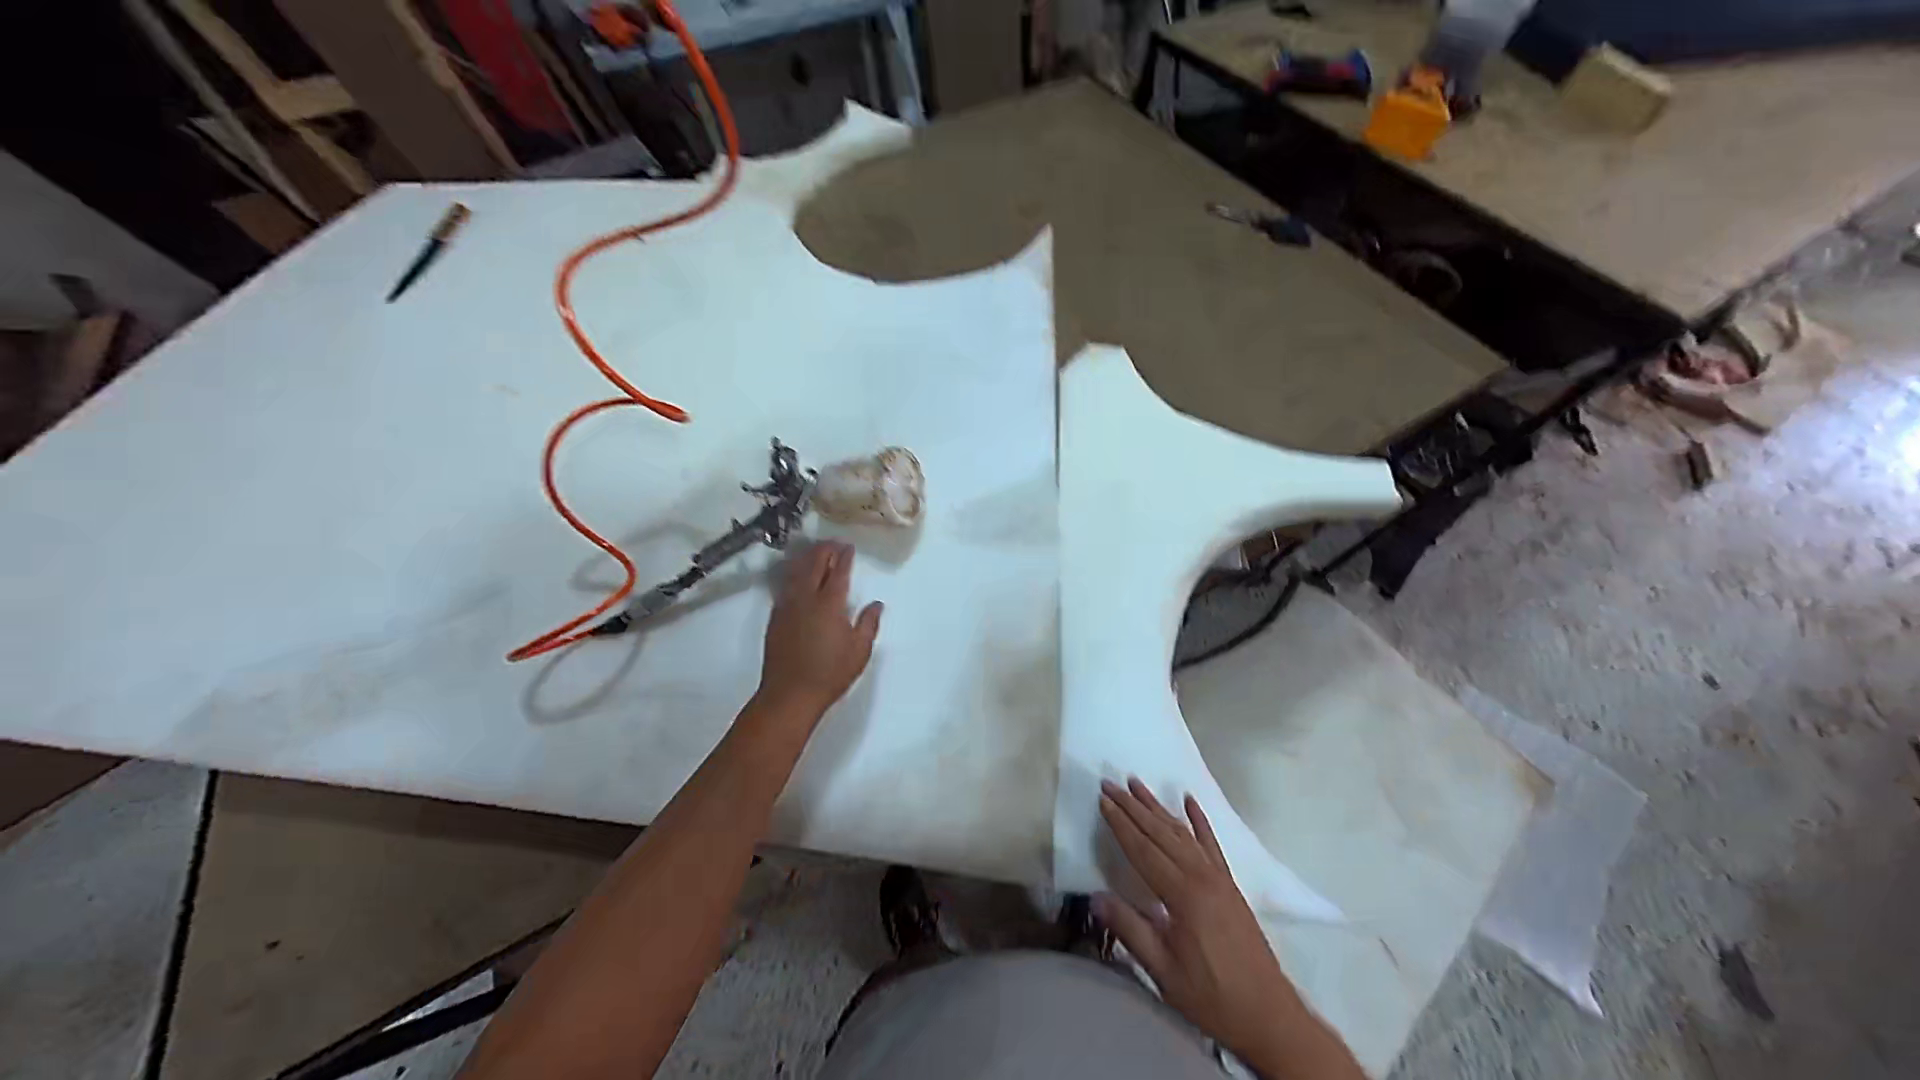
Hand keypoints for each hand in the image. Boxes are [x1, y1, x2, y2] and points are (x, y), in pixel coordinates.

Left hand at [754, 540, 882, 721]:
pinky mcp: (776, 617)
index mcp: (830, 604)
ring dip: (807, 558)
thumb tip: (876, 604)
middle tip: (834, 543)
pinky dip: (793, 573)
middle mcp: (807, 598)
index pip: (838, 572)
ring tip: (815, 551)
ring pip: (796, 572)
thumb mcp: (859, 651)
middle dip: (824, 550)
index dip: (844, 557)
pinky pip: (785, 586)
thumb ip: (868, 624)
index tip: (849, 547)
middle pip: (814, 565)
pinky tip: (797, 575)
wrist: (790, 693)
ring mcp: (788, 606)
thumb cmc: (830, 673)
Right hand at [1096, 778, 1362, 1079]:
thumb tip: (1094, 897)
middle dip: (1133, 807)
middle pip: (1160, 834)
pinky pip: (1211, 844)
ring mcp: (1218, 878)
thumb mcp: (1163, 971)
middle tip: (1110, 783)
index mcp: (1183, 895)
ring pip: (1182, 833)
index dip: (1120, 824)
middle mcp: (1201, 877)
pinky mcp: (1230, 885)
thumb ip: (1130, 930)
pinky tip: (1189, 801)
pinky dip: (1199, 820)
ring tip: (1137, 784)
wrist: (1269, 1015)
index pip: (1143, 850)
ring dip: (1158, 807)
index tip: (1102, 800)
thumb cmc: (1211, 996)